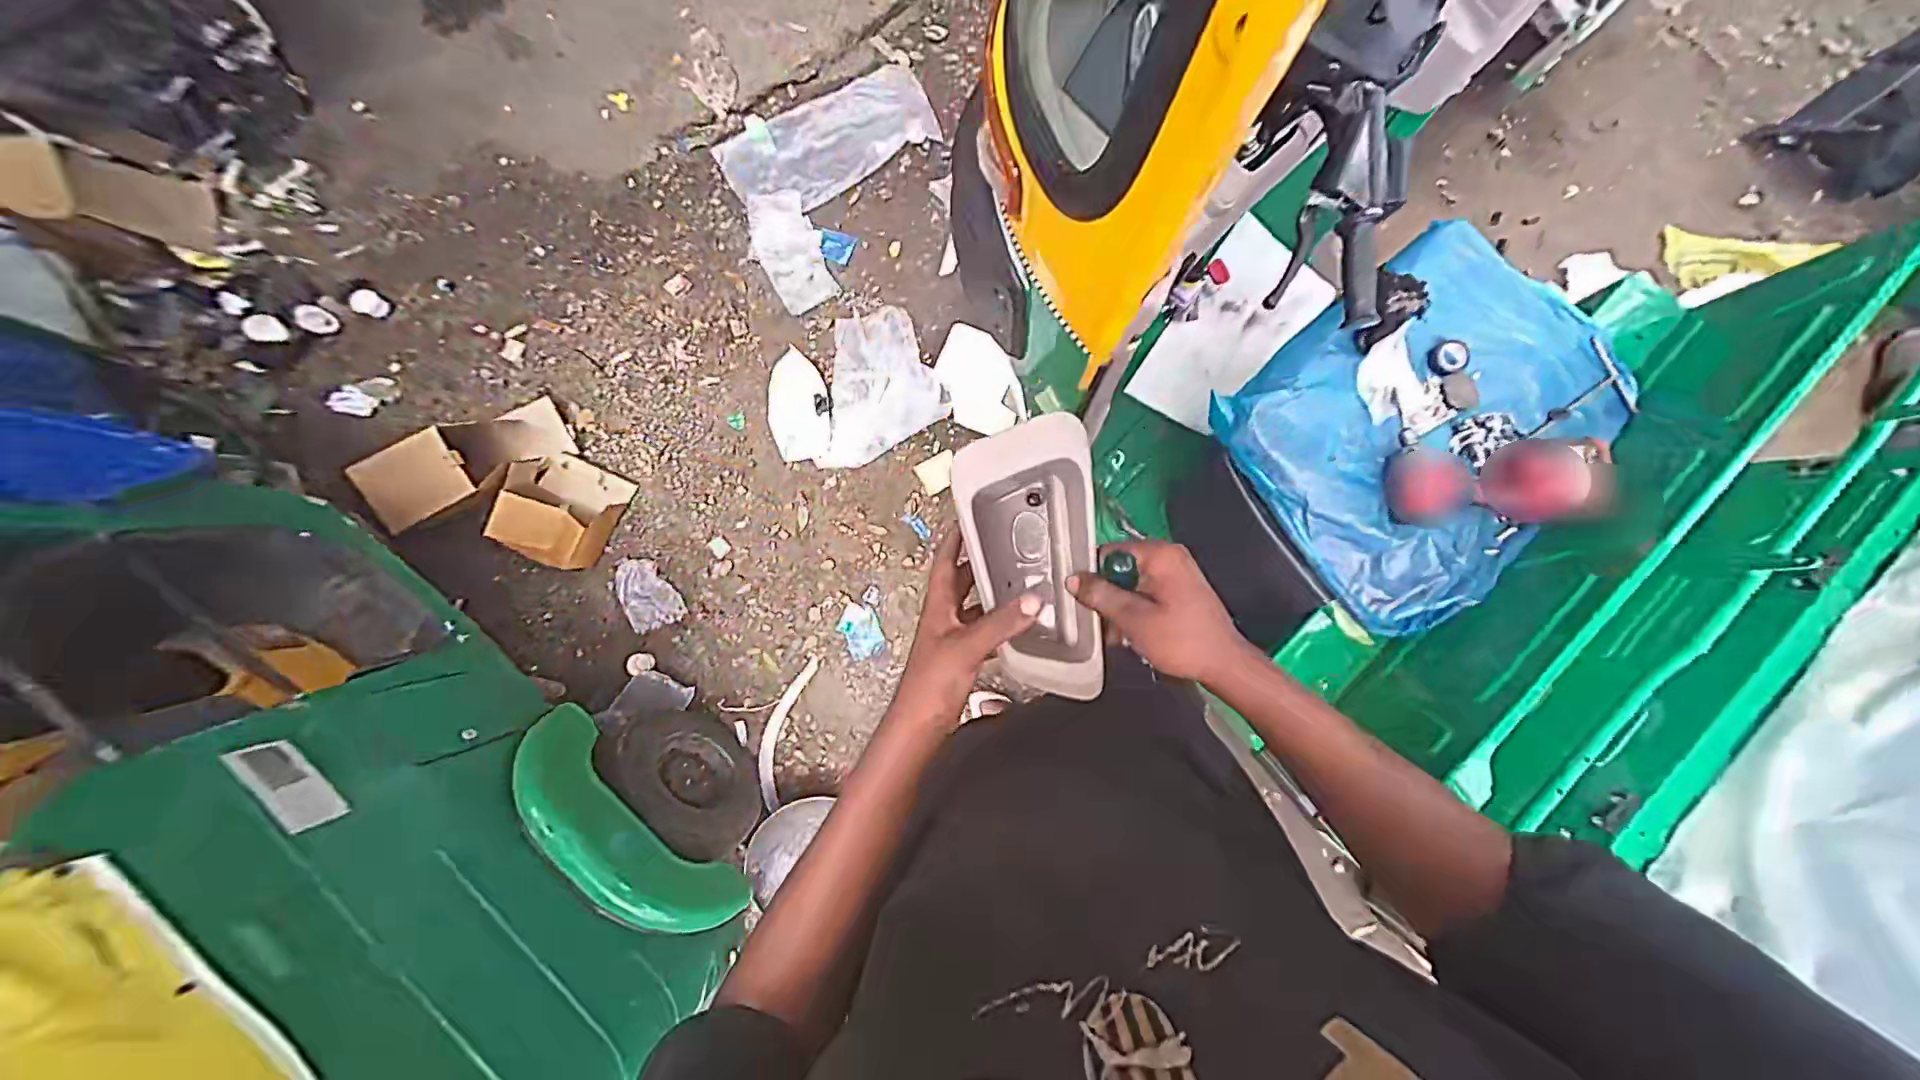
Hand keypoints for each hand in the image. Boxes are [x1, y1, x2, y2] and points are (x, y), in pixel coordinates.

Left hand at [892, 532, 1040, 727]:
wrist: (919, 725)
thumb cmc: (928, 686)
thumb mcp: (967, 646)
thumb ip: (1001, 623)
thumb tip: (1032, 600)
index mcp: (938, 604)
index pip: (944, 559)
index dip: (955, 537)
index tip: (969, 518)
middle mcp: (943, 616)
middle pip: (961, 579)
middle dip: (979, 561)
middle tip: (1002, 546)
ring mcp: (952, 636)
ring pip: (973, 604)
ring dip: (991, 592)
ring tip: (1015, 580)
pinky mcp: (961, 656)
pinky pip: (982, 629)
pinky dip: (998, 622)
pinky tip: (1014, 624)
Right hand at [1067, 540, 1255, 683]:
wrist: (1224, 663)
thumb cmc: (1181, 640)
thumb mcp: (1134, 619)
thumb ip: (1101, 595)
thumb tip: (1073, 579)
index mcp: (1159, 554)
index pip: (1109, 553)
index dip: (1093, 577)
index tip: (1085, 602)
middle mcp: (1168, 555)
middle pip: (1119, 568)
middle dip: (1106, 596)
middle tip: (1101, 622)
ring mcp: (1176, 572)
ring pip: (1131, 583)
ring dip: (1119, 607)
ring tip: (1116, 634)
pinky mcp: (1179, 589)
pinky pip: (1145, 592)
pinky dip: (1135, 609)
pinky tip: (1130, 633)